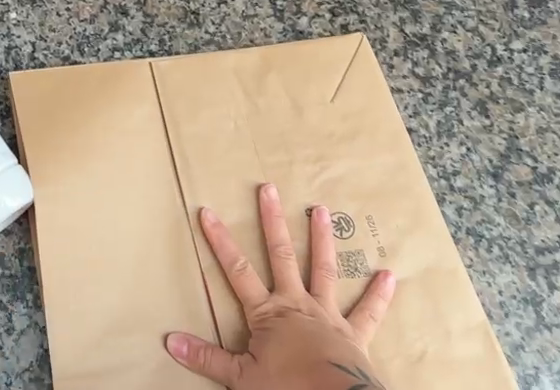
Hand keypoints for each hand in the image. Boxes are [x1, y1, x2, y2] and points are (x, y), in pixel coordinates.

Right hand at [165, 184, 397, 389]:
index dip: (220, 242)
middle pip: (281, 256)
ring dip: (321, 240)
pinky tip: (390, 275)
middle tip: (269, 188)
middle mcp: (297, 305)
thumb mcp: (241, 379)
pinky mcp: (355, 336)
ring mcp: (328, 317)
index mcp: (268, 314)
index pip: (237, 271)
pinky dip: (379, 295)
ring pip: (323, 270)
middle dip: (272, 222)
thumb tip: (170, 341)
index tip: (208, 212)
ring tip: (321, 210)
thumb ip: (208, 358)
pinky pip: (368, 313)